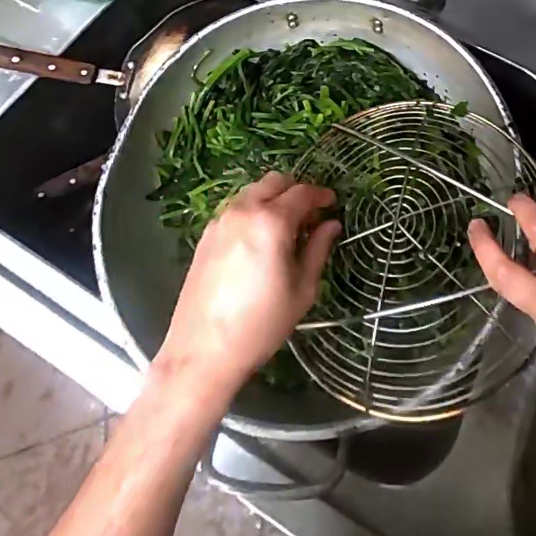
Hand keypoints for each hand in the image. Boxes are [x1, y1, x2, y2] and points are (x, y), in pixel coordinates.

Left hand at [153, 172, 339, 397]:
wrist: (202, 353)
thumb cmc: (261, 323)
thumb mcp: (302, 288)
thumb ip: (318, 249)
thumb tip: (330, 225)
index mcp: (271, 221)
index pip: (303, 193)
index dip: (322, 195)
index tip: (333, 204)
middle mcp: (243, 211)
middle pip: (275, 182)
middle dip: (297, 191)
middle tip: (310, 215)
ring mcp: (220, 222)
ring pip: (253, 192)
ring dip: (274, 199)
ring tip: (286, 228)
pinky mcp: (205, 237)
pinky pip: (236, 208)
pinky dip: (254, 210)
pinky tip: (261, 239)